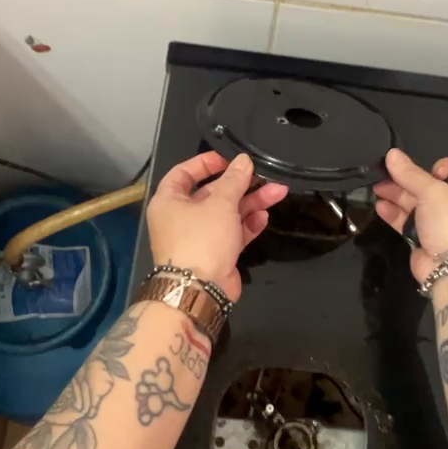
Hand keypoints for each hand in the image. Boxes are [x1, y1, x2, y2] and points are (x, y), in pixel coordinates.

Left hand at [145, 151, 288, 302]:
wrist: (199, 290)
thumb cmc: (201, 238)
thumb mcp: (220, 203)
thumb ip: (235, 180)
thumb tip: (243, 160)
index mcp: (169, 201)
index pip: (184, 173)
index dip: (205, 163)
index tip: (228, 158)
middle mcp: (181, 217)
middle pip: (212, 193)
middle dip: (240, 185)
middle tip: (264, 175)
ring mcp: (199, 237)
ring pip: (227, 213)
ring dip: (251, 203)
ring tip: (278, 192)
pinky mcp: (216, 254)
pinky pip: (232, 233)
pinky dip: (247, 225)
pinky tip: (264, 217)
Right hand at [373, 148, 447, 283]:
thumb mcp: (434, 192)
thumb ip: (410, 173)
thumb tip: (391, 154)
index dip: (440, 169)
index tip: (431, 171)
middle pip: (431, 188)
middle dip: (408, 181)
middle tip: (385, 174)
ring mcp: (444, 226)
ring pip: (418, 205)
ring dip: (398, 196)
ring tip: (376, 187)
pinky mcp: (428, 241)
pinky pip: (410, 223)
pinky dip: (396, 214)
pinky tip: (380, 206)